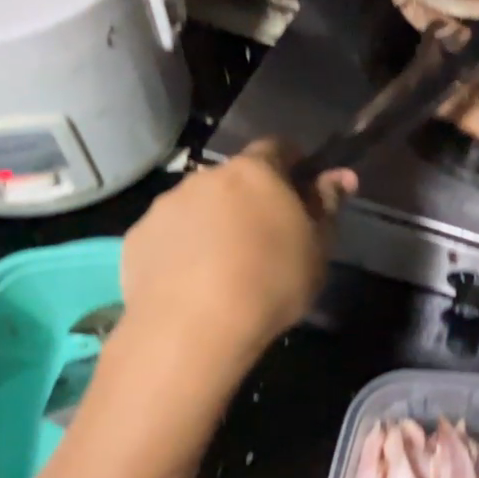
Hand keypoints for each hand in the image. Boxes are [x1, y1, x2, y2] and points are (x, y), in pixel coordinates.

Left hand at [117, 140, 356, 381]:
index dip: (293, 165)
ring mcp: (166, 206)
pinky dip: (183, 248)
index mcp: (256, 172)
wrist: (192, 330)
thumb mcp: (317, 247)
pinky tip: (194, 282)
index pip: (278, 147)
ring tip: (226, 266)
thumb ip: (327, 205)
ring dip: (215, 222)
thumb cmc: (271, 283)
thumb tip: (341, 175)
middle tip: (267, 237)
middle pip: (235, 178)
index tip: (302, 193)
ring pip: (199, 205)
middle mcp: (206, 177)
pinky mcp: (137, 238)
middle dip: (251, 198)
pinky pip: (170, 234)